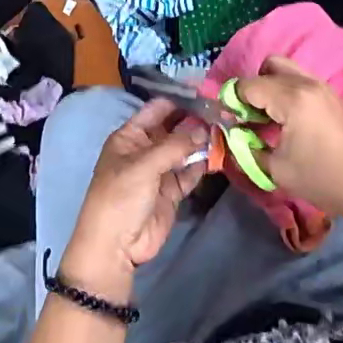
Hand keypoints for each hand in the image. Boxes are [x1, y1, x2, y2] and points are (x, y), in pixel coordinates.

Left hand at [64, 99, 207, 291]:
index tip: (208, 95)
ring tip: (227, 132)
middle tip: (224, 114)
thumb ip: (175, 145)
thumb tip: (204, 129)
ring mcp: (160, 170)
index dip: (180, 101)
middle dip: (196, 122)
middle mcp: (146, 149)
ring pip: (186, 149)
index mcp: (130, 137)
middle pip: (175, 128)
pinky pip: (191, 171)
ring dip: (203, 142)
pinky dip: (203, 164)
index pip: (157, 110)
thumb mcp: (144, 166)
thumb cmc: (120, 197)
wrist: (115, 247)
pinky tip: (219, 155)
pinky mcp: (172, 190)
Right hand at [235, 56, 342, 219]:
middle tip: (250, 117)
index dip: (232, 103)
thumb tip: (231, 137)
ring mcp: (320, 85)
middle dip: (252, 89)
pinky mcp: (329, 93)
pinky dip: (285, 90)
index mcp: (291, 98)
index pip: (248, 85)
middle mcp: (305, 83)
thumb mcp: (277, 170)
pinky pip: (298, 79)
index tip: (230, 124)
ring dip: (270, 87)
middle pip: (267, 67)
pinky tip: (286, 121)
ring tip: (268, 119)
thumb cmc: (324, 178)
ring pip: (284, 68)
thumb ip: (247, 149)